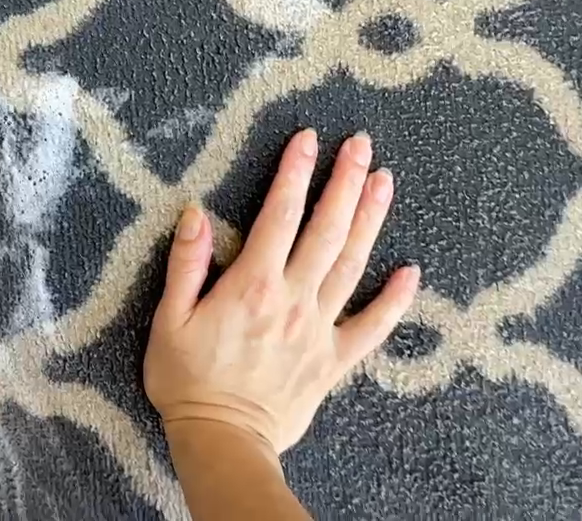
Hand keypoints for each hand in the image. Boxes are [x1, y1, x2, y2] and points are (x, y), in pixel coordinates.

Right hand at [145, 129, 419, 454]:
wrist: (222, 442)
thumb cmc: (187, 378)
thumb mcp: (169, 317)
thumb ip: (185, 262)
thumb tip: (195, 211)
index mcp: (252, 284)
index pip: (280, 214)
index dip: (295, 173)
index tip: (308, 139)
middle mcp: (293, 299)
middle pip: (326, 230)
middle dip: (344, 182)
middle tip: (360, 144)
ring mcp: (319, 330)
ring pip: (352, 265)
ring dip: (370, 220)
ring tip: (384, 180)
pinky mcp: (334, 360)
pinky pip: (372, 327)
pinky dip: (395, 299)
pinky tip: (411, 271)